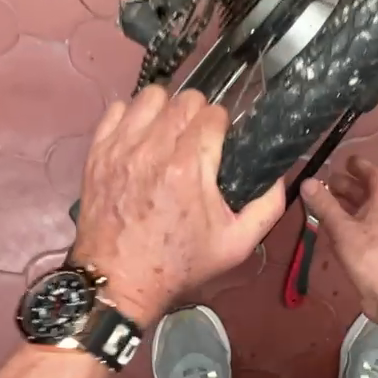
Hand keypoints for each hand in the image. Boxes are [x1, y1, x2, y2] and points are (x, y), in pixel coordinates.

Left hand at [72, 87, 285, 321]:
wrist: (119, 281)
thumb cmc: (180, 263)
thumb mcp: (237, 244)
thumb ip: (267, 206)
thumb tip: (279, 174)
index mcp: (189, 167)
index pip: (213, 114)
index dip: (223, 125)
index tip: (221, 143)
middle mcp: (154, 149)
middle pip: (185, 99)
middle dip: (198, 115)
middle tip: (199, 139)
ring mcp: (122, 148)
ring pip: (151, 97)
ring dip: (166, 110)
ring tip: (169, 133)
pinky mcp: (98, 152)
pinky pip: (117, 109)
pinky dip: (132, 117)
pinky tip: (141, 137)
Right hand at [301, 157, 377, 321]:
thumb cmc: (372, 256)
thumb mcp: (343, 228)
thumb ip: (325, 206)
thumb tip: (307, 180)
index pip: (375, 177)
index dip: (362, 166)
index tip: (346, 160)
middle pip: (368, 195)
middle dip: (349, 187)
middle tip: (327, 182)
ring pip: (364, 214)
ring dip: (346, 206)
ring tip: (324, 203)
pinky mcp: (376, 255)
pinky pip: (360, 231)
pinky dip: (346, 225)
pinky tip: (332, 231)